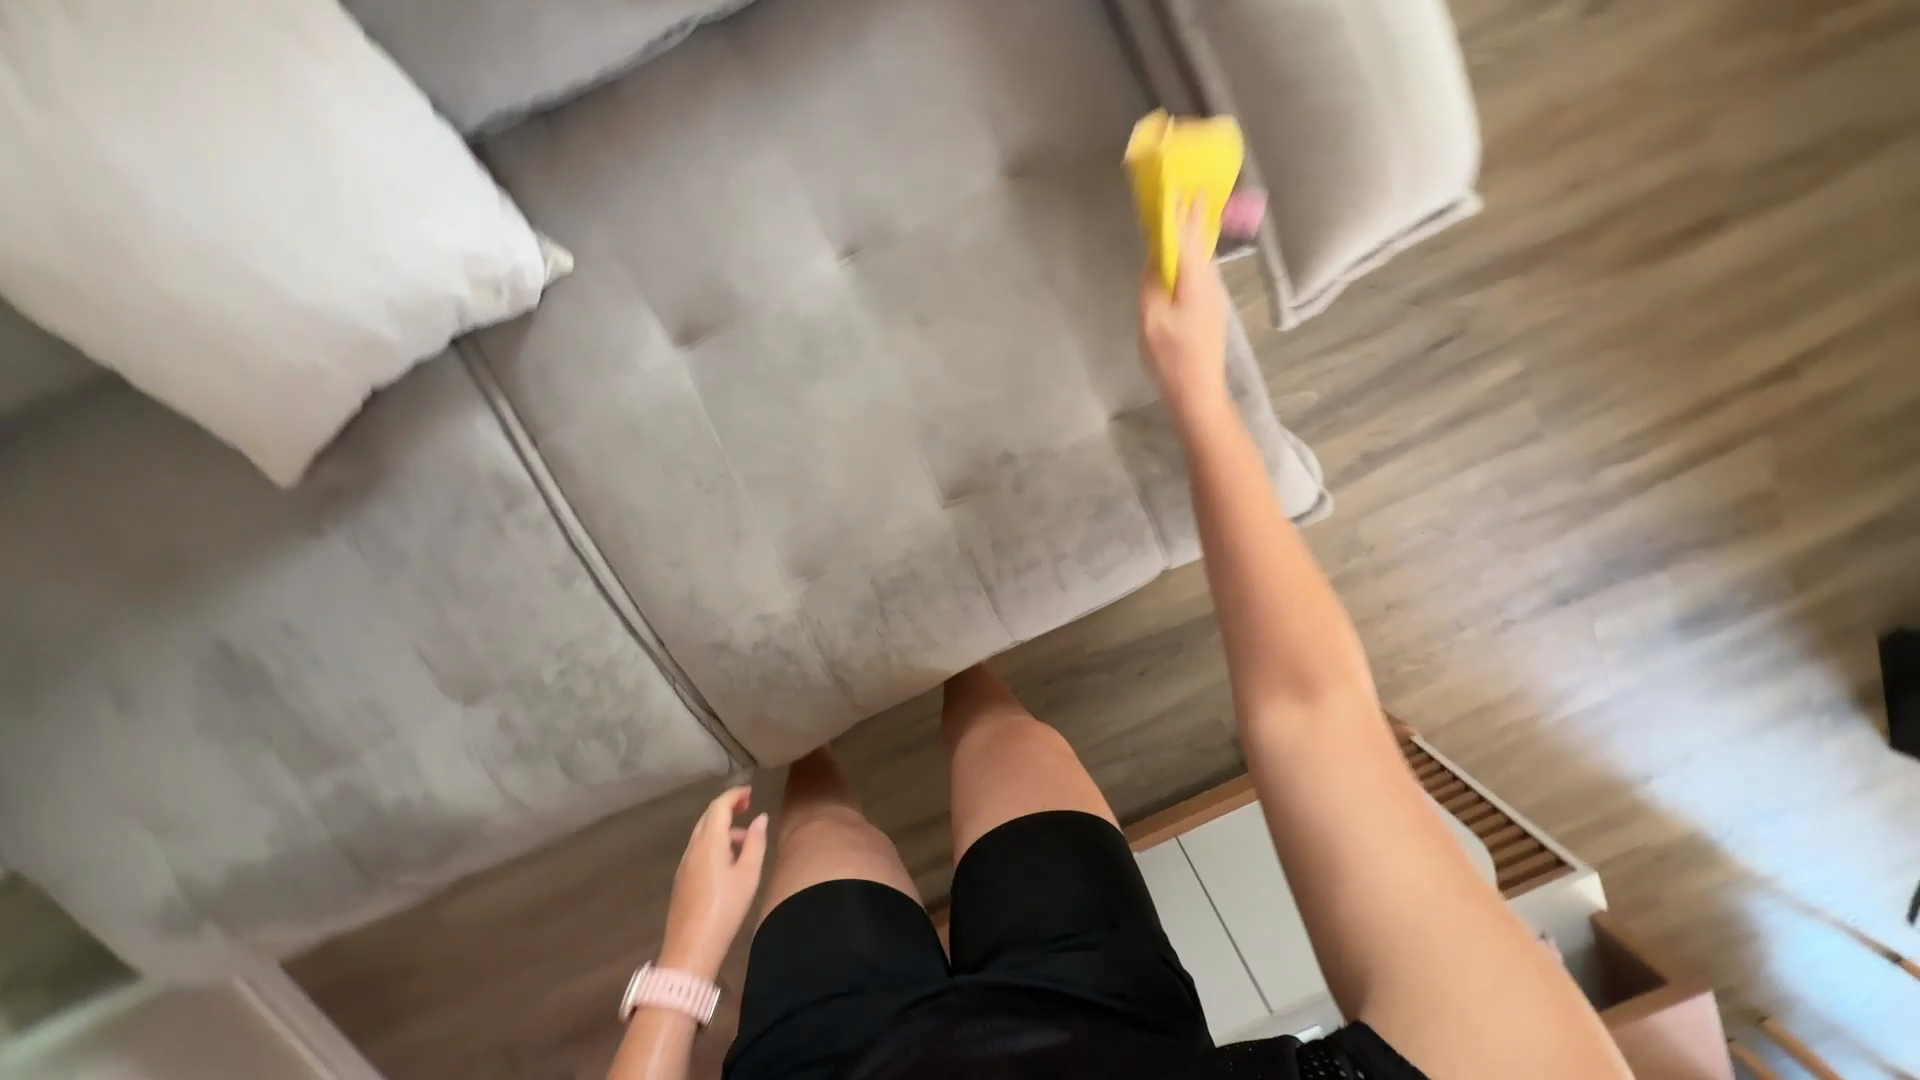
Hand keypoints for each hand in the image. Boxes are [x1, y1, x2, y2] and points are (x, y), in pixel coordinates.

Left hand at [660, 787, 767, 980]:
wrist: (691, 948)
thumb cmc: (725, 908)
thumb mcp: (749, 875)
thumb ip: (755, 842)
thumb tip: (760, 818)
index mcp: (709, 842)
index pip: (718, 806)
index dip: (734, 795)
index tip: (750, 792)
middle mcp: (693, 848)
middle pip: (708, 817)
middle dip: (727, 807)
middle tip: (747, 806)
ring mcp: (684, 864)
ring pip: (702, 834)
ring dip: (721, 827)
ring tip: (744, 838)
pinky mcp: (682, 879)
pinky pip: (698, 849)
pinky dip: (714, 842)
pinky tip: (728, 861)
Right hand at [1139, 200, 1231, 422]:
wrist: (1199, 391)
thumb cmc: (1172, 358)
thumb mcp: (1151, 321)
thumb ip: (1151, 285)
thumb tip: (1155, 259)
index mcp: (1195, 280)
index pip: (1188, 234)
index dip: (1180, 208)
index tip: (1176, 183)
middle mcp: (1211, 280)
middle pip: (1200, 240)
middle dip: (1190, 216)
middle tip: (1181, 189)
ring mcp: (1215, 295)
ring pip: (1201, 256)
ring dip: (1190, 235)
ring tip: (1176, 217)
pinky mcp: (1211, 307)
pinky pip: (1200, 271)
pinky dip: (1189, 256)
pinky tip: (1179, 256)